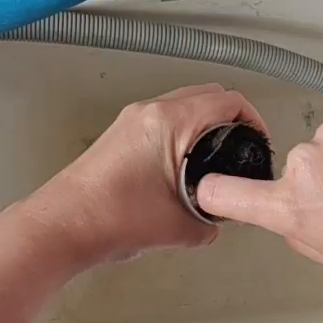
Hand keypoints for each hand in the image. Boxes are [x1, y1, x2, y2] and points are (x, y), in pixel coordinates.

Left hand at [16, 84, 267, 267]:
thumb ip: (212, 221)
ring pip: (182, 106)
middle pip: (206, 95)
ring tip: (216, 157)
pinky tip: (184, 166)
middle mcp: (149, 112)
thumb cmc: (107, 219)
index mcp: (170, 122)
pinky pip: (162, 120)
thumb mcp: (181, 228)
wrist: (62, 227)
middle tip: (244, 145)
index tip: (260, 139)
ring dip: (205, 123)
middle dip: (232, 118)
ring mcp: (131, 120)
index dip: (253, 118)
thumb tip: (219, 219)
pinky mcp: (119, 135)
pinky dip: (182, 133)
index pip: (228, 100)